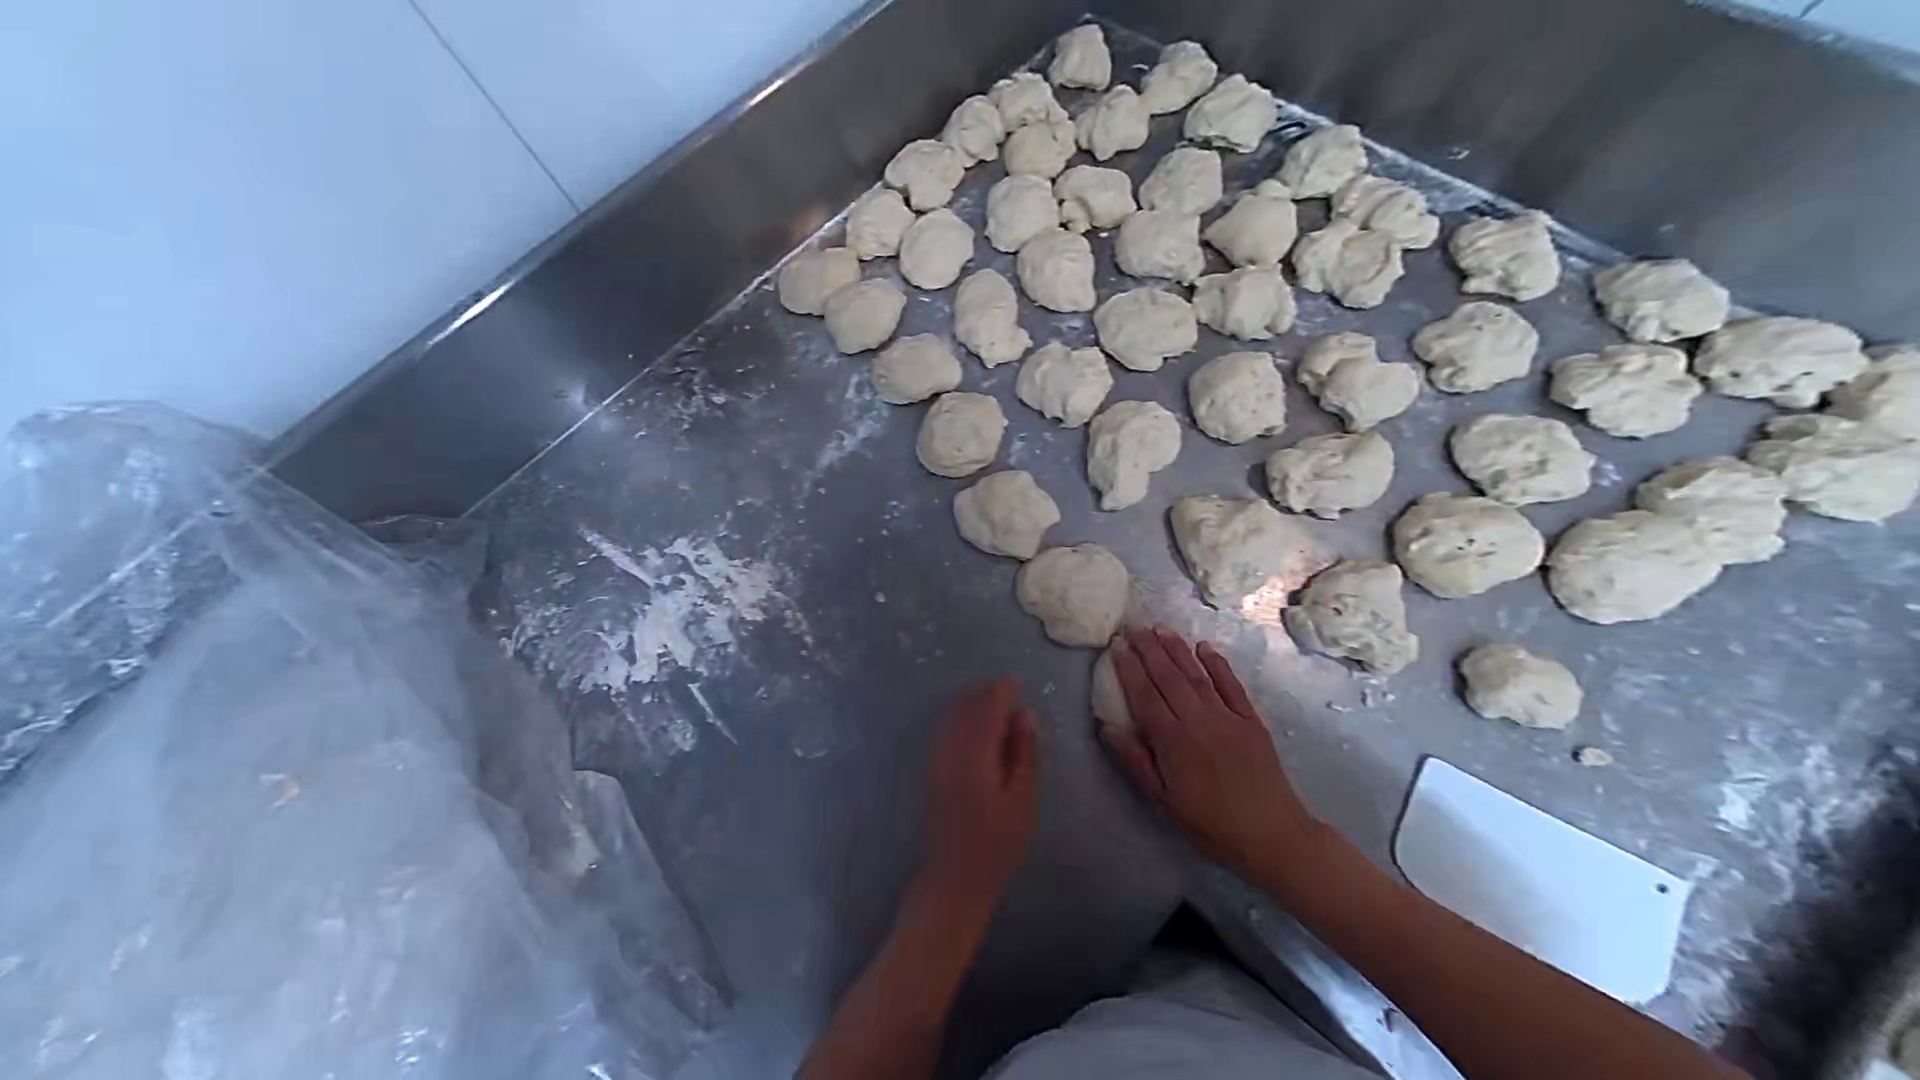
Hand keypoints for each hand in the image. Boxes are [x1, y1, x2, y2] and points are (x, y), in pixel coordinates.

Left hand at [915, 677, 1038, 913]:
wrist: (954, 878)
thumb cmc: (997, 845)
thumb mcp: (1023, 801)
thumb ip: (1024, 754)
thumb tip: (1025, 714)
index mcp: (974, 758)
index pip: (986, 710)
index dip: (1002, 691)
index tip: (1018, 680)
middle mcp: (949, 751)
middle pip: (966, 708)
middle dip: (988, 695)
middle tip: (1014, 696)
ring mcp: (937, 759)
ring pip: (954, 717)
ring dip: (975, 705)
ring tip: (1000, 709)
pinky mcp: (933, 769)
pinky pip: (947, 730)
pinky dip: (964, 719)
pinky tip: (980, 728)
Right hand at [1103, 627, 1320, 877]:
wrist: (1273, 836)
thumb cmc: (1210, 824)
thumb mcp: (1163, 801)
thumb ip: (1136, 761)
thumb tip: (1107, 727)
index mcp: (1172, 742)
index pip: (1144, 695)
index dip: (1128, 668)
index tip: (1116, 645)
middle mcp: (1198, 721)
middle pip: (1168, 677)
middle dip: (1148, 649)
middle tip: (1133, 627)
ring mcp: (1227, 718)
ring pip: (1196, 675)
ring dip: (1176, 649)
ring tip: (1159, 628)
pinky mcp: (1251, 720)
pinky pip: (1232, 685)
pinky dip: (1218, 664)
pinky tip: (1204, 647)